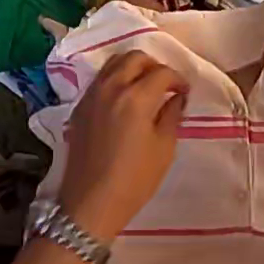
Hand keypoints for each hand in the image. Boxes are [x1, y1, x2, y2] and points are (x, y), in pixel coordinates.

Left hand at [58, 51, 188, 242]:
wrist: (90, 205)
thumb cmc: (134, 180)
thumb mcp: (164, 149)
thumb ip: (172, 116)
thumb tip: (176, 98)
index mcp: (136, 97)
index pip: (162, 72)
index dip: (178, 79)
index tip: (184, 92)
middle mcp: (111, 88)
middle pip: (135, 58)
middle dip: (154, 66)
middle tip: (165, 84)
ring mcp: (92, 95)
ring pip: (114, 63)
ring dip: (133, 67)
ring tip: (144, 86)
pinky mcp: (79, 107)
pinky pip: (100, 79)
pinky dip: (115, 78)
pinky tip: (123, 99)